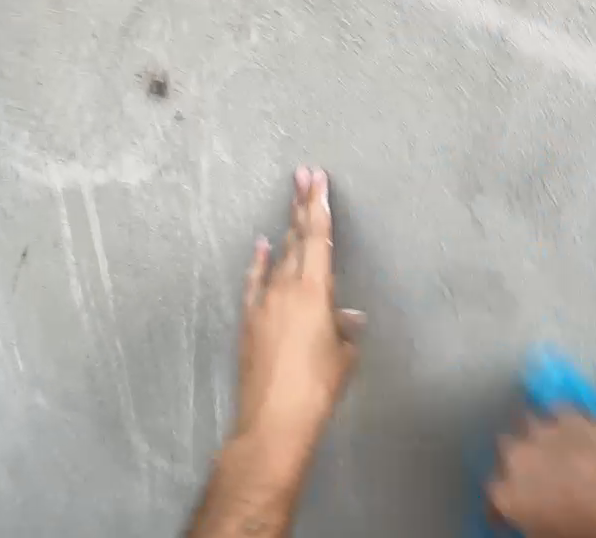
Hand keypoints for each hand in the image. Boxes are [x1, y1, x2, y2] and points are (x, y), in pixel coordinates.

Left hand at [234, 166, 362, 470]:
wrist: (272, 421)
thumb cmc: (318, 386)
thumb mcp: (344, 355)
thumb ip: (345, 329)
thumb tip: (347, 315)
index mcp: (315, 289)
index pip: (318, 236)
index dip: (318, 205)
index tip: (316, 178)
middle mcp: (287, 286)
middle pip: (297, 236)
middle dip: (301, 204)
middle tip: (303, 174)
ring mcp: (264, 301)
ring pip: (279, 256)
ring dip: (287, 229)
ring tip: (292, 204)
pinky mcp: (249, 319)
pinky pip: (255, 280)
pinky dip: (259, 261)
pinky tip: (262, 245)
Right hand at [489, 411, 595, 537]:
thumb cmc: (588, 530)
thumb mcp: (548, 536)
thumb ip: (527, 522)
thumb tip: (528, 517)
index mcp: (505, 492)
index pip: (492, 498)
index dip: (504, 505)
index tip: (514, 509)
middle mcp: (514, 454)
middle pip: (507, 454)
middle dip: (519, 464)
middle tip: (538, 479)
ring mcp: (540, 428)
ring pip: (528, 427)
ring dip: (537, 440)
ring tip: (555, 453)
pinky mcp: (566, 411)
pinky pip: (555, 416)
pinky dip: (561, 427)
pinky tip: (575, 439)